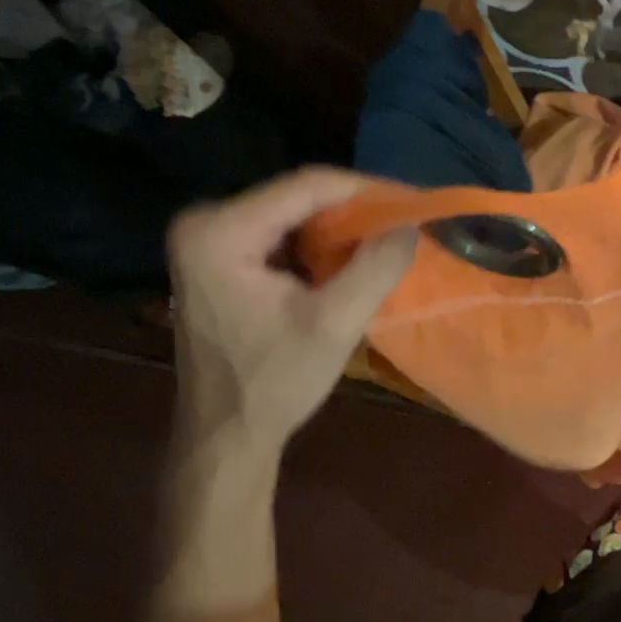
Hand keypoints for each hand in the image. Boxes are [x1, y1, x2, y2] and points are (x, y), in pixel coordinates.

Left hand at [168, 167, 416, 453]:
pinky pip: (281, 231)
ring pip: (293, 212)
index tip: (415, 201)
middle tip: (406, 221)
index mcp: (220, 231)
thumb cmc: (274, 382)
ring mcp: (207, 240)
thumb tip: (413, 222)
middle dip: (356, 207)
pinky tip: (352, 257)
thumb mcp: (335, 324)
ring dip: (341, 224)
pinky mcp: (218, 258)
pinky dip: (320, 241)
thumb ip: (377, 266)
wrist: (225, 435)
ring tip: (389, 236)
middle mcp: (205, 222)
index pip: (307, 186)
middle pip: (298, 196)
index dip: (367, 189)